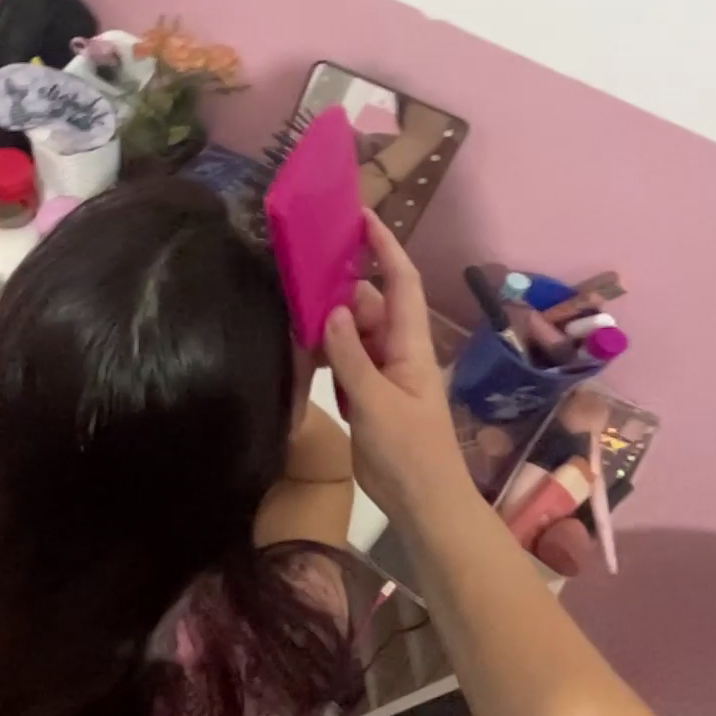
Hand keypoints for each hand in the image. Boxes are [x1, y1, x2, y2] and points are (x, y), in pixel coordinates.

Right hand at [320, 212, 474, 517]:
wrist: (420, 499)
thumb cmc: (408, 450)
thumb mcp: (378, 402)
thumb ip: (352, 357)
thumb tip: (332, 311)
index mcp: (410, 345)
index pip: (401, 283)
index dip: (385, 247)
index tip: (361, 217)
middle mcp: (396, 350)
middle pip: (370, 304)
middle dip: (340, 286)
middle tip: (302, 272)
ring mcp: (381, 372)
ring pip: (353, 331)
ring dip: (329, 321)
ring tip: (294, 307)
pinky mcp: (367, 392)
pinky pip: (345, 359)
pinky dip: (326, 350)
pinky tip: (302, 347)